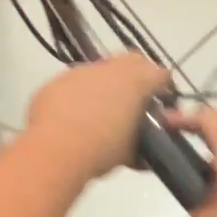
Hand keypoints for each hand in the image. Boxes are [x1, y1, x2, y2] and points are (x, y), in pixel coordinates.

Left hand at [23, 54, 173, 179]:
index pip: (159, 75)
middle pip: (130, 63)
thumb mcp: (130, 152)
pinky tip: (71, 119)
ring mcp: (79, 72)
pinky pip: (72, 85)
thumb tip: (144, 153)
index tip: (161, 103)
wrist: (54, 152)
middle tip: (132, 103)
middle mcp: (109, 68)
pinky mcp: (55, 82)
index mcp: (135, 82)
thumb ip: (140, 145)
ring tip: (98, 115)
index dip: (162, 88)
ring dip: (103, 88)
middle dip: (135, 79)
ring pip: (99, 73)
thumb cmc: (101, 150)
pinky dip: (77, 97)